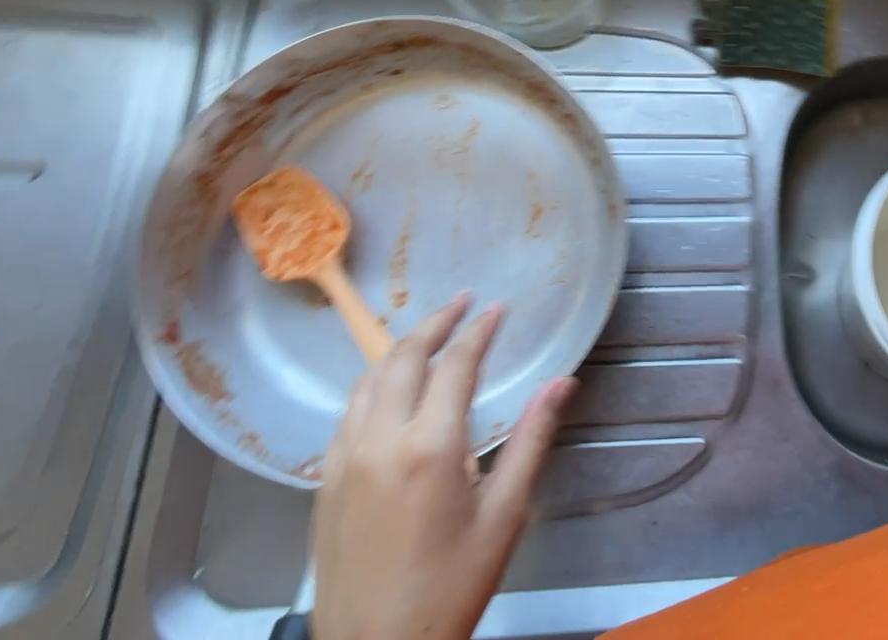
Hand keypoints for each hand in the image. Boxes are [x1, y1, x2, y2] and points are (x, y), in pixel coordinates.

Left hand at [311, 295, 575, 639]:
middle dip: (435, 324)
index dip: (478, 331)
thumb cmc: (453, 583)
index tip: (496, 308)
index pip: (455, 365)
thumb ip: (531, 438)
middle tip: (462, 303)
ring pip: (367, 382)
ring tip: (429, 335)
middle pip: (402, 359)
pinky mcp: (325, 482)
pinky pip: (347, 413)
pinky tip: (391, 390)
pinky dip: (374, 384)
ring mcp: (344, 461)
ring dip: (399, 349)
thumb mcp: (506, 512)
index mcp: (430, 447)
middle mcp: (380, 441)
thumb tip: (562, 383)